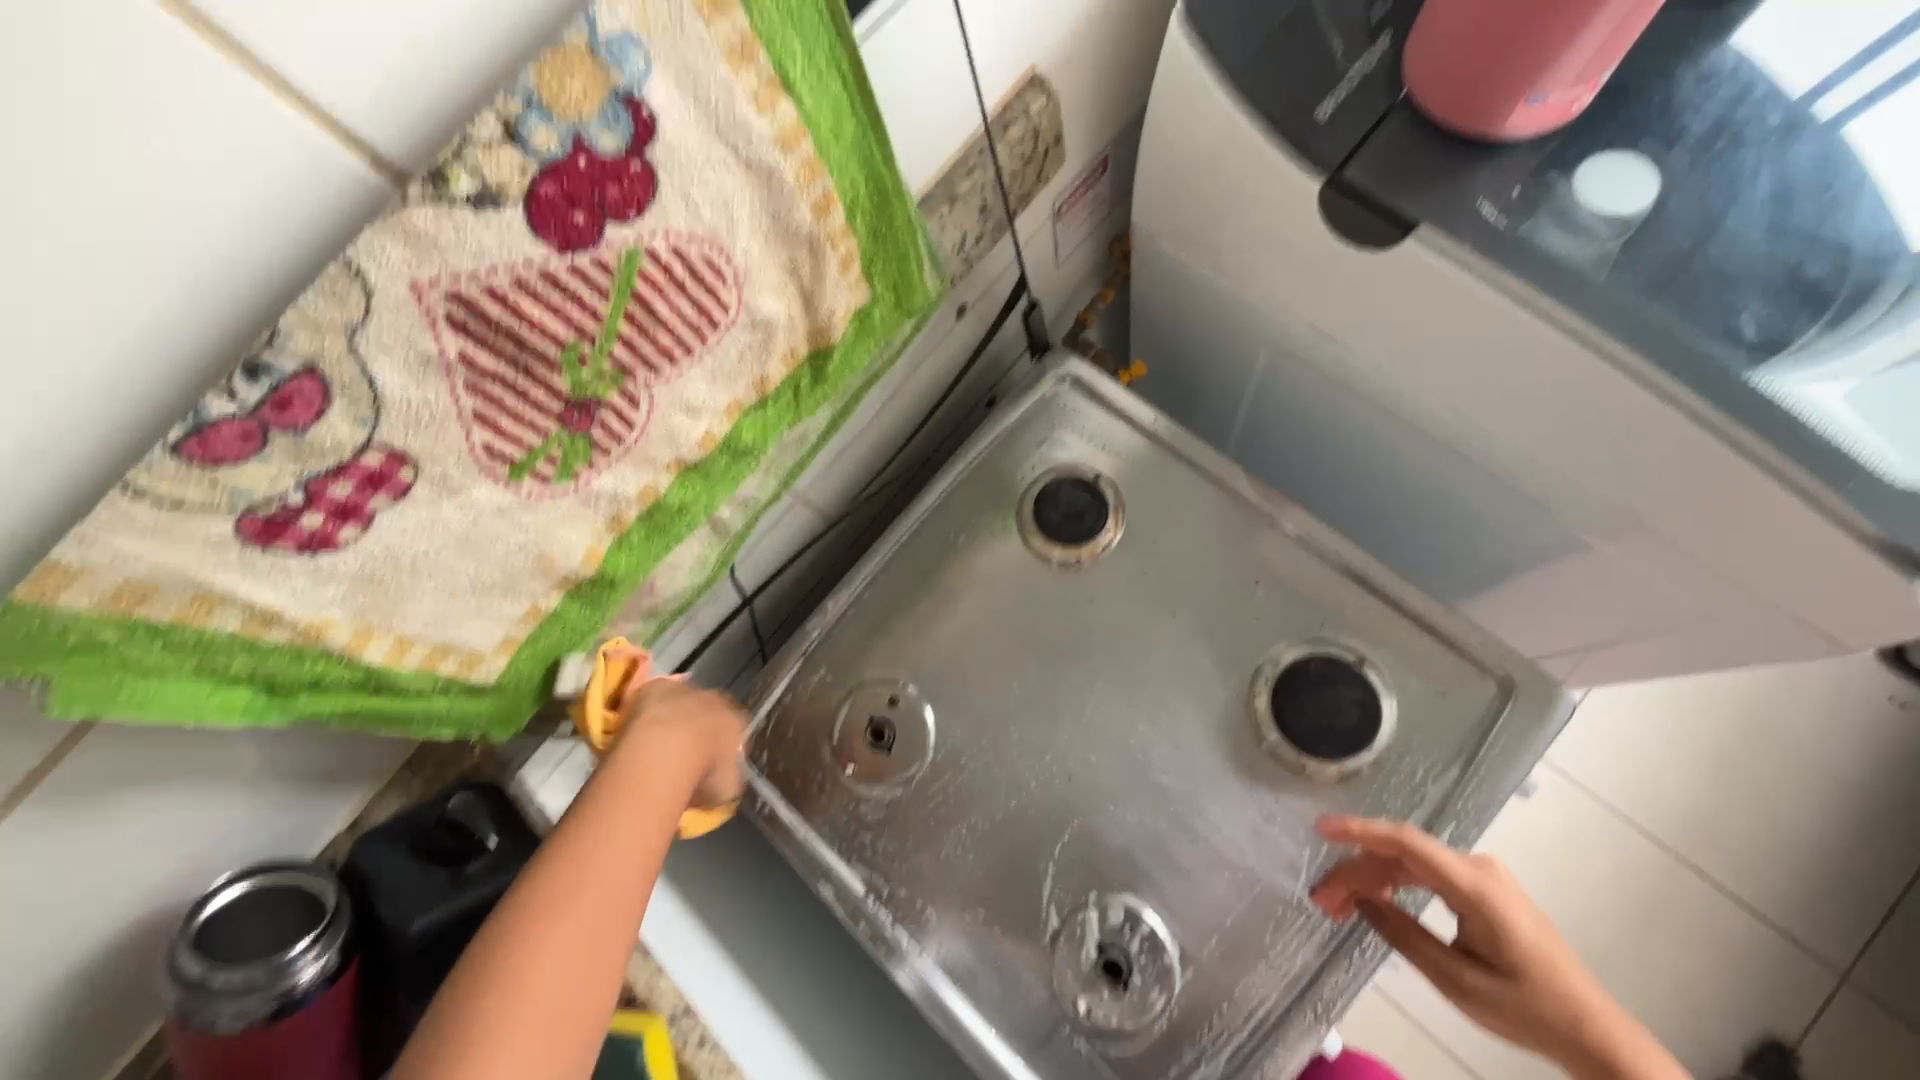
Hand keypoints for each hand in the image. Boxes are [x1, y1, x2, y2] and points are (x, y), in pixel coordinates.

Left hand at [614, 678, 746, 809]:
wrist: (666, 750)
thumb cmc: (703, 772)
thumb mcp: (727, 788)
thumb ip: (728, 776)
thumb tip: (723, 777)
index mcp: (737, 722)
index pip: (736, 729)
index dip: (723, 745)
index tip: (713, 762)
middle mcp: (716, 700)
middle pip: (711, 710)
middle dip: (701, 727)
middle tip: (685, 752)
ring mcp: (686, 690)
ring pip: (683, 700)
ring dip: (675, 715)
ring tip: (658, 742)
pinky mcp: (656, 687)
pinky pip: (656, 694)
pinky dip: (651, 706)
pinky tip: (641, 725)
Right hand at [1310, 816, 1687, 1079]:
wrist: (1589, 1029)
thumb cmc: (1525, 1008)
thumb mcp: (1456, 980)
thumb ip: (1403, 935)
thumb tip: (1360, 900)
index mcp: (1475, 886)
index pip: (1405, 842)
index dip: (1359, 830)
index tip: (1320, 828)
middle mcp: (1478, 868)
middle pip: (1401, 855)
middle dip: (1355, 872)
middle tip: (1322, 903)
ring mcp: (1483, 876)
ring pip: (1411, 864)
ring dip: (1372, 880)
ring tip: (1338, 908)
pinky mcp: (1483, 890)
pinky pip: (1428, 875)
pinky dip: (1395, 885)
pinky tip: (1375, 902)